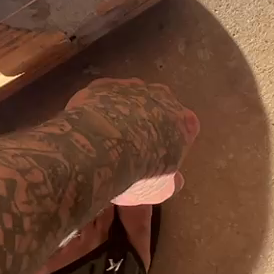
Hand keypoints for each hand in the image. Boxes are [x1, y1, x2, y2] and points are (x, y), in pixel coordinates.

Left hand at [65, 78, 198, 204]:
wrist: (97, 149)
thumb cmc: (137, 173)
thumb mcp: (160, 189)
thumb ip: (170, 181)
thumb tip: (175, 180)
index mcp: (185, 123)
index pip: (185, 132)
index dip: (171, 147)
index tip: (158, 161)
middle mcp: (163, 97)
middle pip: (159, 112)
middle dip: (149, 127)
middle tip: (132, 151)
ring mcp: (132, 86)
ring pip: (131, 101)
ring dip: (123, 116)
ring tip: (106, 141)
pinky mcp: (103, 84)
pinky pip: (104, 97)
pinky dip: (99, 109)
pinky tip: (89, 128)